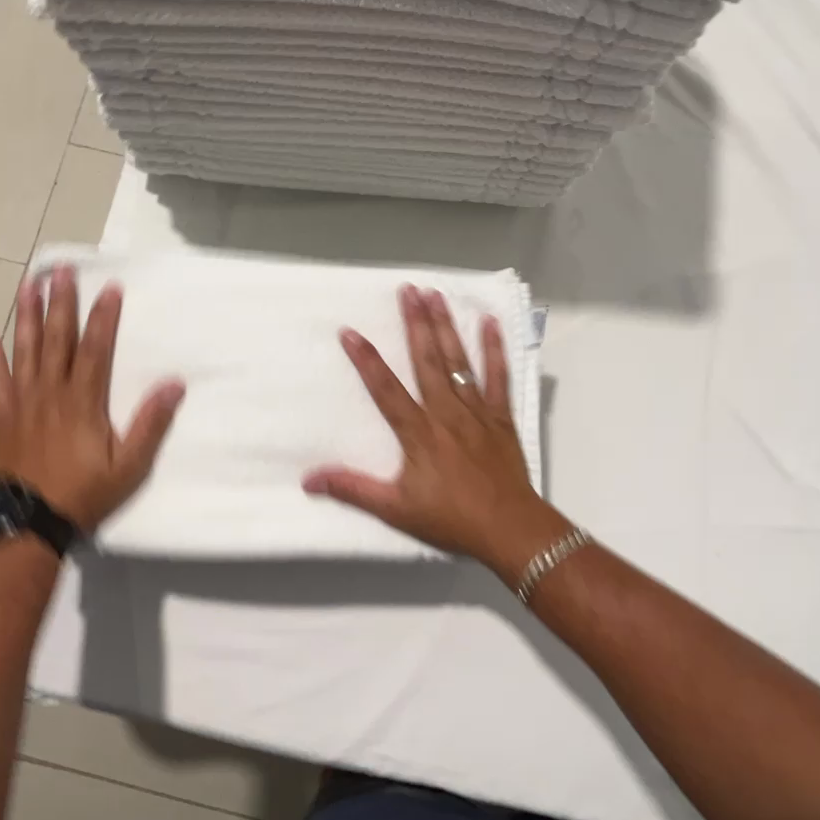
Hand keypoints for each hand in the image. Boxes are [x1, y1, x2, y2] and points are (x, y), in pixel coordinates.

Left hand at [0, 265, 183, 531]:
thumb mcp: (129, 465)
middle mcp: (51, 393)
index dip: (103, 317)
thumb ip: (150, 423)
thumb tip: (174, 384)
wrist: (30, 523)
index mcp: (83, 401)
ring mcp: (23, 403)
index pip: (95, 348)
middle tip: (61, 270)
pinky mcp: (3, 418)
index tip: (109, 287)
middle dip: (60, 302)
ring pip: (25, 351)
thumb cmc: (85, 493)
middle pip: (56, 339)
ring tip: (28, 286)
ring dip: (26, 317)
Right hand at [303, 285, 569, 581]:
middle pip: (427, 361)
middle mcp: (446, 413)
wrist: (510, 529)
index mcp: (419, 433)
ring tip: (436, 295)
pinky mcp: (501, 418)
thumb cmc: (451, 519)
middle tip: (408, 290)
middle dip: (416, 324)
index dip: (367, 360)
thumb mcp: (395, 509)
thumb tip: (308, 480)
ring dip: (446, 327)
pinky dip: (494, 350)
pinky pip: (498, 377)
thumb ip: (353, 489)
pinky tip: (489, 323)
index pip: (386, 389)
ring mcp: (477, 412)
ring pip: (459, 361)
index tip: (350, 332)